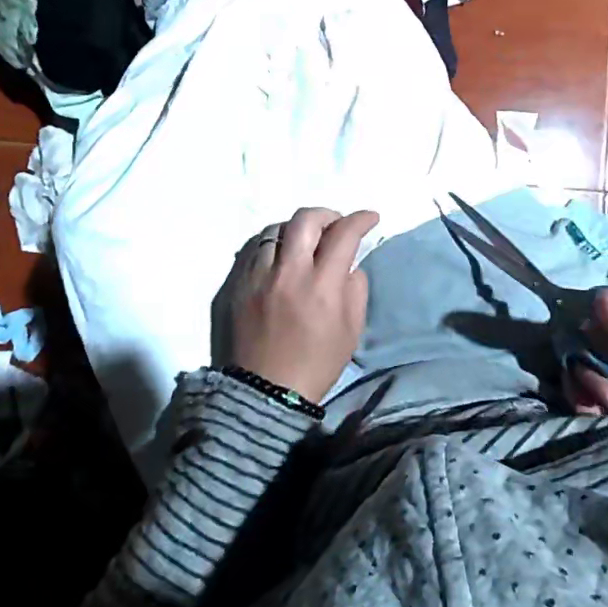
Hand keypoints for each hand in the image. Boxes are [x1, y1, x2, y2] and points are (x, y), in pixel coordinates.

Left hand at [216, 207, 379, 403]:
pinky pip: (254, 249)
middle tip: (337, 225)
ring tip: (306, 241)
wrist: (264, 392)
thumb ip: (356, 289)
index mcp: (322, 285)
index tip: (371, 218)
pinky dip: (273, 244)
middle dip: (328, 214)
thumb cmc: (316, 364)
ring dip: (297, 228)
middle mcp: (288, 272)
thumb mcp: (352, 330)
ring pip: (275, 229)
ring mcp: (257, 275)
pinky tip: (280, 258)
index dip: (361, 219)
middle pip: (305, 219)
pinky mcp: (236, 284)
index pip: (344, 234)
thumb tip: (350, 264)